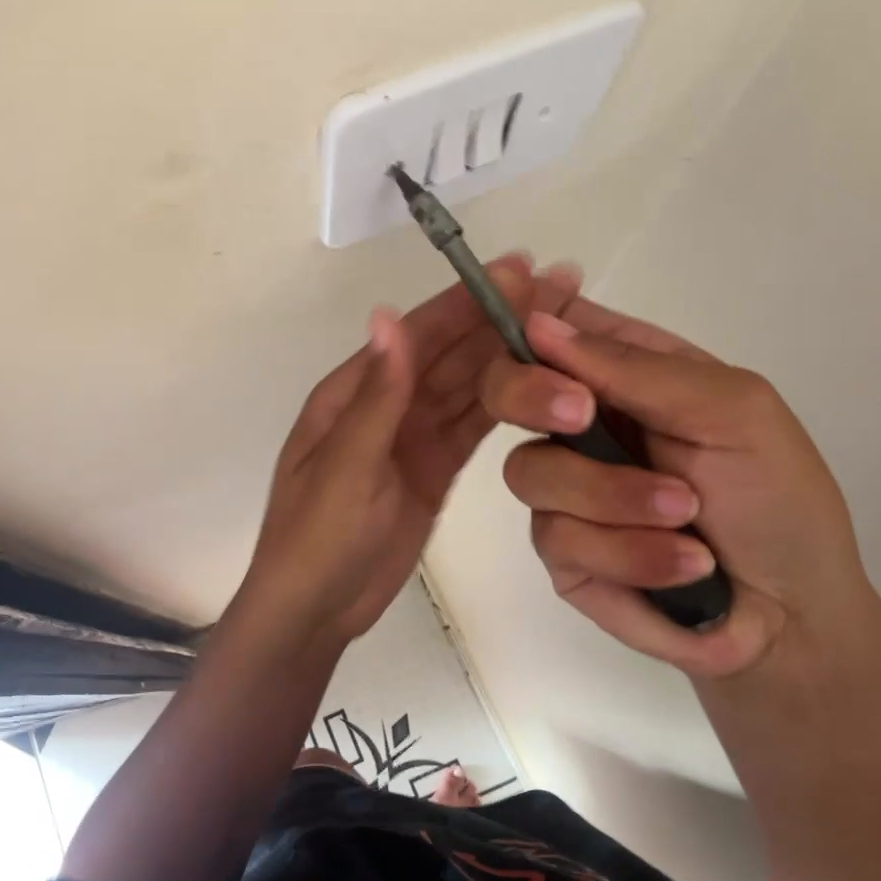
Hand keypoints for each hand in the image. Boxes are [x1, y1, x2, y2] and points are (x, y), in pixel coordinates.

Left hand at [236, 256, 578, 640]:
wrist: (316, 610)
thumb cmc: (318, 538)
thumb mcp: (346, 467)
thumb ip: (377, 397)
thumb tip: (387, 315)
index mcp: (352, 394)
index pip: (417, 337)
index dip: (466, 302)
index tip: (520, 269)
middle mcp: (385, 406)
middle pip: (449, 354)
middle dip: (500, 318)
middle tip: (562, 282)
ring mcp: (411, 439)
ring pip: (466, 388)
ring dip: (509, 355)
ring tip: (565, 324)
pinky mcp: (432, 472)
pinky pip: (471, 428)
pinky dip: (504, 405)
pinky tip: (542, 383)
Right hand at [480, 300, 872, 678]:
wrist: (793, 615)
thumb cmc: (778, 497)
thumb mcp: (732, 410)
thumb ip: (637, 368)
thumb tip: (538, 324)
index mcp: (622, 374)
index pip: (548, 326)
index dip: (521, 318)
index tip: (526, 330)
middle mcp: (580, 425)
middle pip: (503, 389)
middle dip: (529, 396)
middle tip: (580, 416)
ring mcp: (565, 490)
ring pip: (530, 473)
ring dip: (614, 498)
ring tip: (687, 518)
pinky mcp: (563, 553)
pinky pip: (557, 538)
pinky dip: (628, 552)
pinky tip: (683, 566)